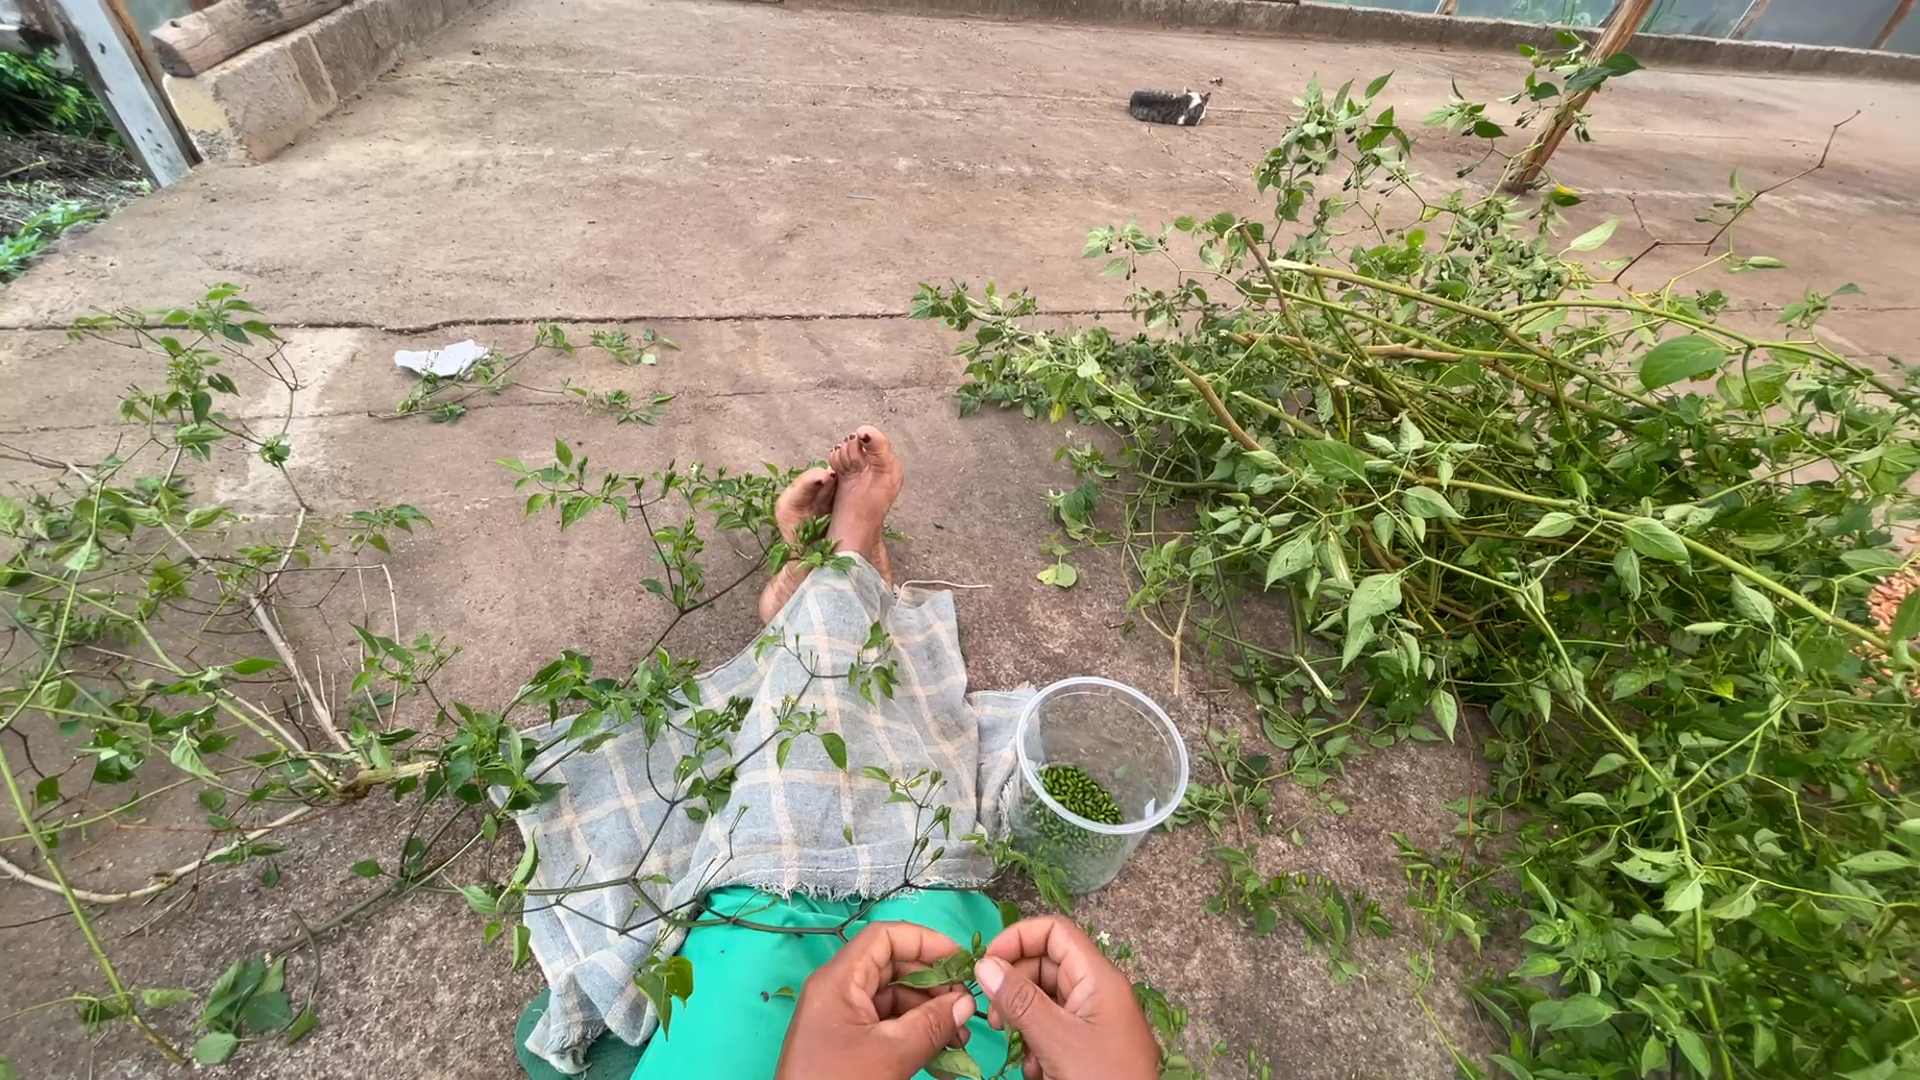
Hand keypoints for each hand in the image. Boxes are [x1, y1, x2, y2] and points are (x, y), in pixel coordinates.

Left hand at [774, 921, 977, 1079]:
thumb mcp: (890, 1055)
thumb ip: (931, 1024)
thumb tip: (967, 1002)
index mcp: (839, 978)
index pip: (885, 937)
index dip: (924, 941)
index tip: (959, 960)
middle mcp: (839, 989)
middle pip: (893, 967)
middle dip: (933, 985)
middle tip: (966, 1006)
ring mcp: (843, 1018)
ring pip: (894, 999)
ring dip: (929, 1014)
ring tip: (960, 1038)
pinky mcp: (848, 1044)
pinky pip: (887, 1026)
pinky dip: (915, 1035)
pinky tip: (942, 1054)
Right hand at [974, 916, 1158, 1079]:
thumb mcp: (1057, 1042)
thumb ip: (1020, 1001)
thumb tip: (984, 964)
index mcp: (1098, 976)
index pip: (1054, 932)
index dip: (1019, 938)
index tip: (988, 964)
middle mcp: (1097, 991)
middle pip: (1046, 964)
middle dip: (1015, 985)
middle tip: (994, 1018)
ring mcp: (1094, 1020)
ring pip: (1047, 999)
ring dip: (1024, 1019)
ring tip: (1015, 1048)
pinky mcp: (1090, 1047)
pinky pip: (1055, 1028)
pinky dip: (1037, 1042)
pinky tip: (1033, 1068)